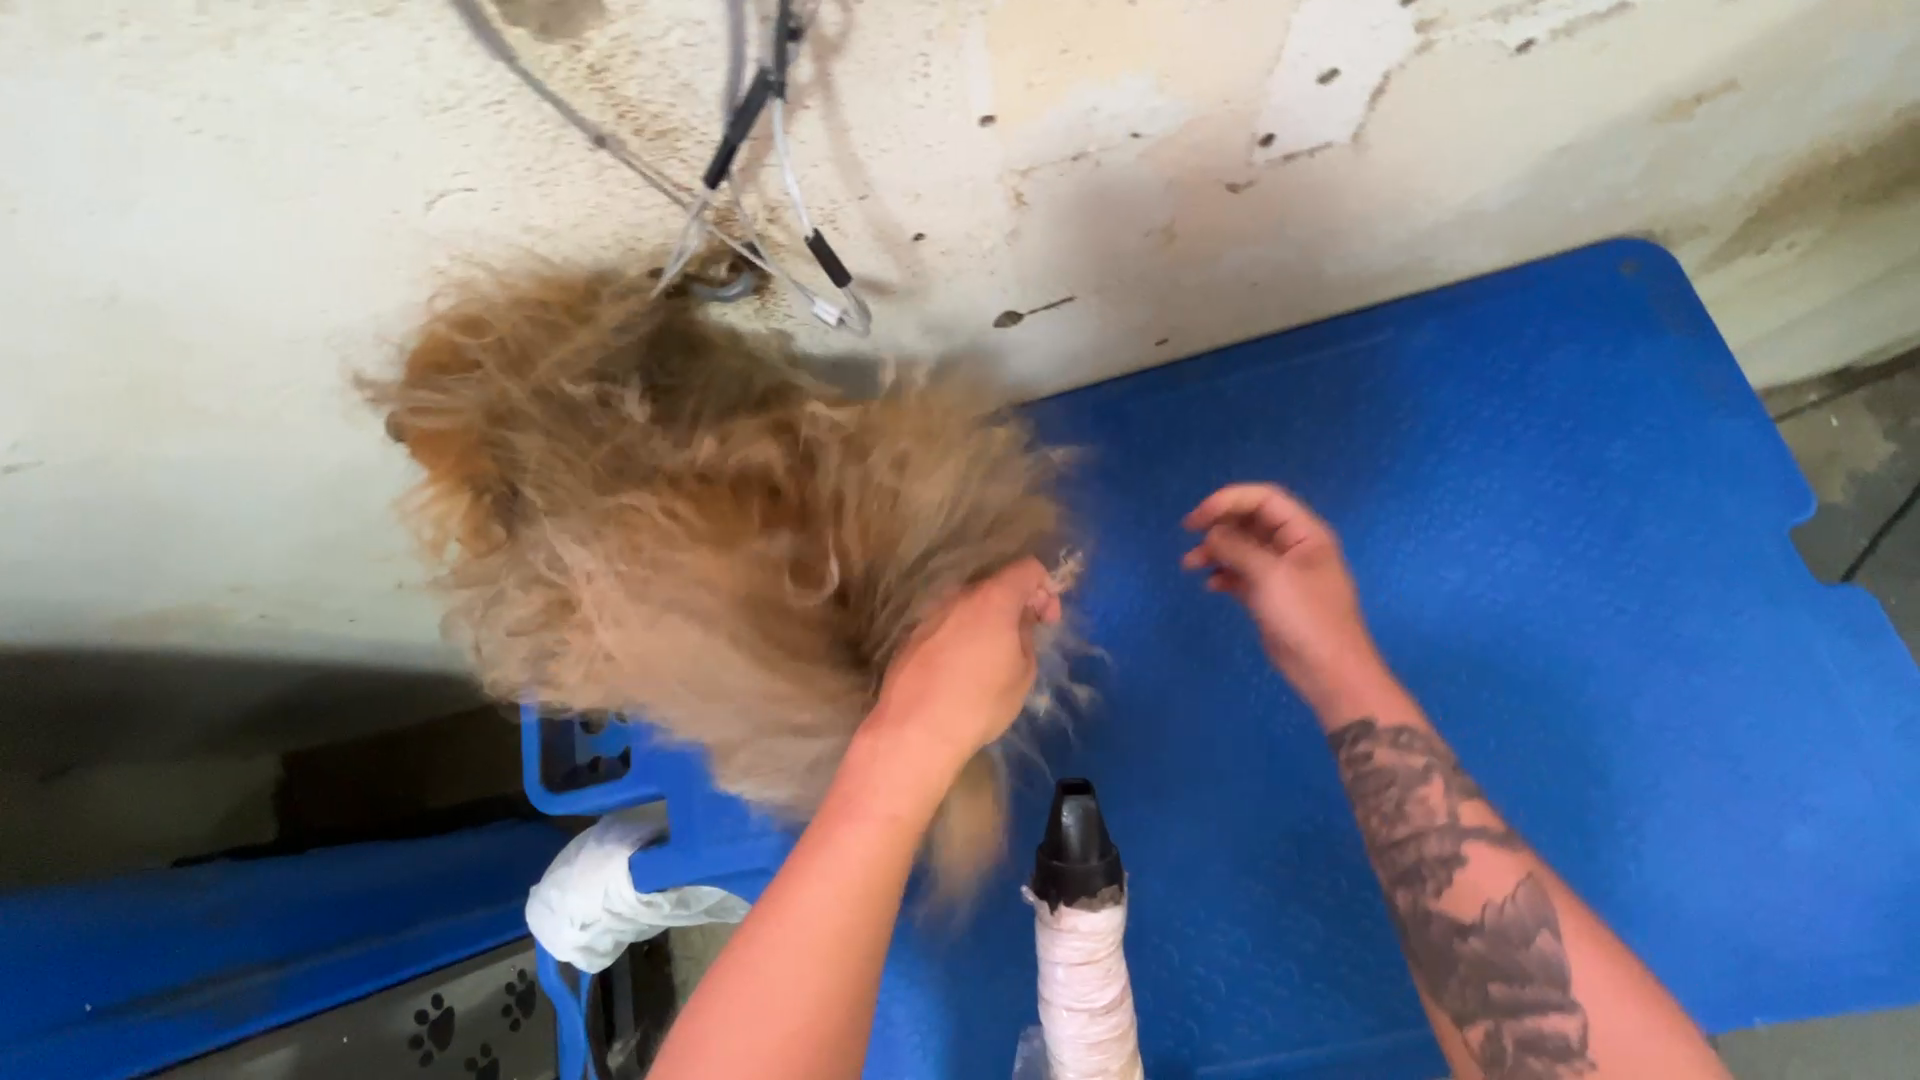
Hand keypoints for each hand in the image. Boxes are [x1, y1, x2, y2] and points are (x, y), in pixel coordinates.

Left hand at [866, 557, 1062, 772]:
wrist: (915, 729)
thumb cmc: (980, 702)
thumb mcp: (1023, 673)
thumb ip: (1027, 637)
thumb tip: (1019, 622)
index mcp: (992, 599)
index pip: (1027, 568)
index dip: (1046, 588)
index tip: (1048, 620)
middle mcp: (958, 598)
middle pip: (995, 585)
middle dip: (1015, 605)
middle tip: (1025, 638)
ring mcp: (930, 616)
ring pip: (967, 607)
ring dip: (986, 622)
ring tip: (993, 658)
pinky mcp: (912, 638)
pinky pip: (946, 627)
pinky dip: (961, 637)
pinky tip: (962, 671)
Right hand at [1182, 484, 1384, 714]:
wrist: (1327, 670)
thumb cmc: (1306, 617)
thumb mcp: (1271, 576)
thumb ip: (1238, 548)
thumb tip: (1211, 533)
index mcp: (1304, 533)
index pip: (1264, 499)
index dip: (1229, 500)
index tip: (1199, 517)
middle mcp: (1293, 547)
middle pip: (1250, 521)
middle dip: (1219, 524)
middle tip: (1190, 533)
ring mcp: (1281, 572)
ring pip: (1242, 548)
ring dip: (1216, 551)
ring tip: (1190, 564)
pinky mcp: (1269, 596)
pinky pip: (1241, 574)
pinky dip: (1224, 575)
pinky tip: (1211, 586)